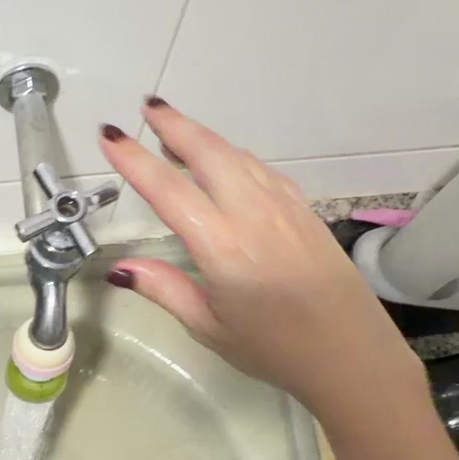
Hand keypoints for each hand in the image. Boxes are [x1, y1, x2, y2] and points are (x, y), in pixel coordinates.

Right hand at [97, 98, 425, 430]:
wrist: (347, 351)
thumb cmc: (272, 349)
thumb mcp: (208, 327)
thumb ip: (165, 290)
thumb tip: (120, 268)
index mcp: (222, 246)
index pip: (169, 191)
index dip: (136, 162)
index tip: (111, 137)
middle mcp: (253, 213)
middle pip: (209, 153)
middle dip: (175, 125)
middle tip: (148, 108)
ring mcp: (284, 206)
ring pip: (238, 156)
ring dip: (204, 137)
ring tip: (177, 129)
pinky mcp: (304, 210)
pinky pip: (261, 170)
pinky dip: (234, 156)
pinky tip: (225, 163)